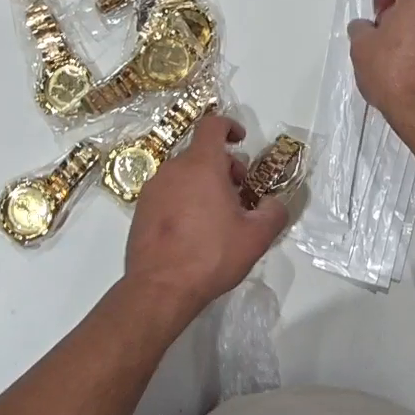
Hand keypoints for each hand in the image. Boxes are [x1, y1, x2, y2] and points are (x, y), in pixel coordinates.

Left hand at [124, 115, 287, 322]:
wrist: (160, 288)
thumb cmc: (210, 256)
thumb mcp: (255, 237)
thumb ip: (273, 212)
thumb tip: (273, 203)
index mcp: (201, 166)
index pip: (212, 126)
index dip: (229, 126)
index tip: (241, 140)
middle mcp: (173, 169)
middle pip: (200, 153)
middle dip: (223, 166)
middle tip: (238, 193)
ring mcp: (152, 189)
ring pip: (183, 174)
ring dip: (203, 184)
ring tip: (217, 216)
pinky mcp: (141, 210)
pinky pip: (168, 192)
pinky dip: (184, 199)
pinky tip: (194, 230)